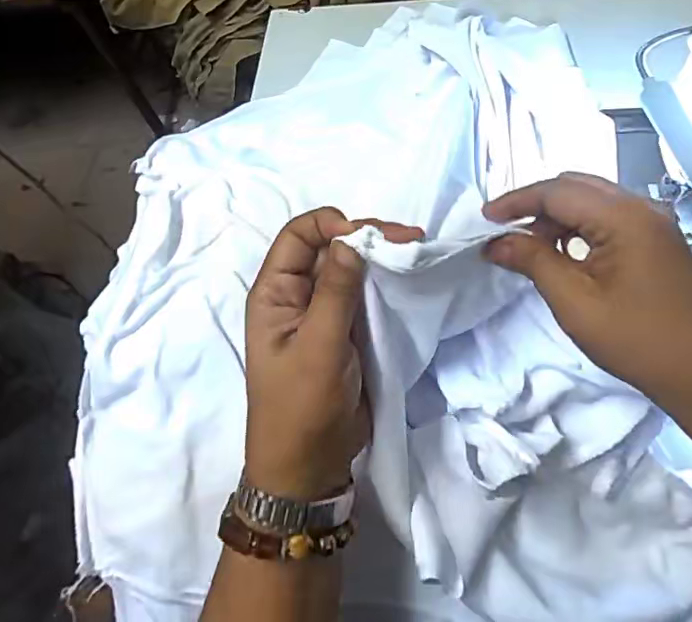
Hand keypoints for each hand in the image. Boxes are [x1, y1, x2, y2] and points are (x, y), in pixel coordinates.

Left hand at [244, 208, 420, 499]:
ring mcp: (323, 310)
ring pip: (351, 265)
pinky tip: (409, 273)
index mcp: (275, 293)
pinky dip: (386, 277)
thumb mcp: (319, 346)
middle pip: (329, 244)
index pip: (298, 235)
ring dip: (381, 254)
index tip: (368, 237)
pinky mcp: (347, 326)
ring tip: (416, 248)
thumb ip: (336, 290)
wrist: (311, 467)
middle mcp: (297, 294)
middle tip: (409, 238)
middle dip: (366, 234)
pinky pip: (365, 289)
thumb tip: (352, 238)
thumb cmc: (303, 407)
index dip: (331, 224)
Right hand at [483, 174, 691, 425]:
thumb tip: (496, 243)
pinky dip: (582, 227)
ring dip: (559, 216)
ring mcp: (655, 220)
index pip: (559, 190)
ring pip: (594, 200)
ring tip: (531, 249)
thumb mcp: (577, 304)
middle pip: (577, 187)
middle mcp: (642, 206)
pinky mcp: (659, 236)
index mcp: (625, 216)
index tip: (485, 219)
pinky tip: (566, 252)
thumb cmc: (639, 341)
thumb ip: (534, 262)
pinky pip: (611, 217)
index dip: (518, 201)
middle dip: (537, 206)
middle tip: (505, 235)